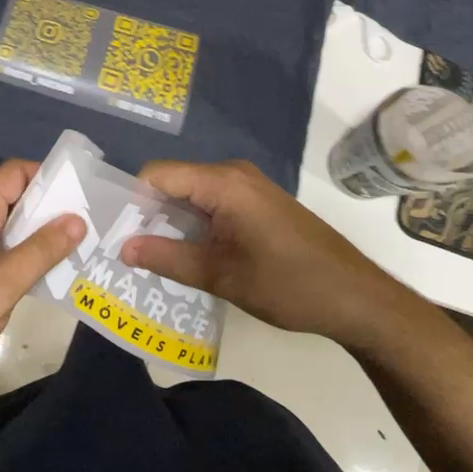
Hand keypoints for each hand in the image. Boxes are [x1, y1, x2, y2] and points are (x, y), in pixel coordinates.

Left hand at [0, 160, 84, 403]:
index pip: (14, 173)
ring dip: (36, 237)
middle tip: (91, 228)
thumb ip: (40, 251)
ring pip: (4, 228)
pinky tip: (42, 280)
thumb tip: (77, 218)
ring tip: (77, 254)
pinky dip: (18, 258)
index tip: (84, 195)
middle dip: (50, 209)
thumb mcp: (1, 286)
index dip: (49, 176)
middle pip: (12, 198)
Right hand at [121, 159, 419, 348]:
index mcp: (223, 182)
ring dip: (173, 221)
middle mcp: (233, 173)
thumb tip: (122, 247)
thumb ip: (169, 258)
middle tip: (127, 249)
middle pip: (173, 181)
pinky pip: (213, 202)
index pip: (158, 175)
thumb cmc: (289, 284)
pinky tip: (190, 253)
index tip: (115, 232)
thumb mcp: (222, 277)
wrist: (357, 298)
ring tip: (153, 255)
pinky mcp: (259, 202)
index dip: (132, 201)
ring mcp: (249, 186)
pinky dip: (196, 223)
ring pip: (193, 193)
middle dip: (149, 213)